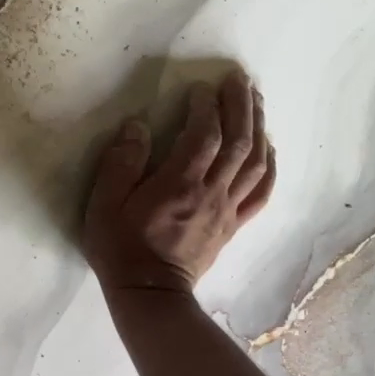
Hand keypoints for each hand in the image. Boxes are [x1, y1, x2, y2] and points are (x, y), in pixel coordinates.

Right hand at [83, 72, 276, 296]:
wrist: (148, 295)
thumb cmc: (120, 247)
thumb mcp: (105, 203)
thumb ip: (121, 162)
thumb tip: (138, 125)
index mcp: (179, 184)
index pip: (203, 135)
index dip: (206, 107)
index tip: (201, 88)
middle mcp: (210, 192)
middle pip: (238, 142)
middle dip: (241, 106)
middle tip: (239, 80)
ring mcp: (226, 210)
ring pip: (253, 162)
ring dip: (258, 128)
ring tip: (255, 102)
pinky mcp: (232, 226)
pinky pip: (260, 193)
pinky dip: (268, 167)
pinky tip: (269, 150)